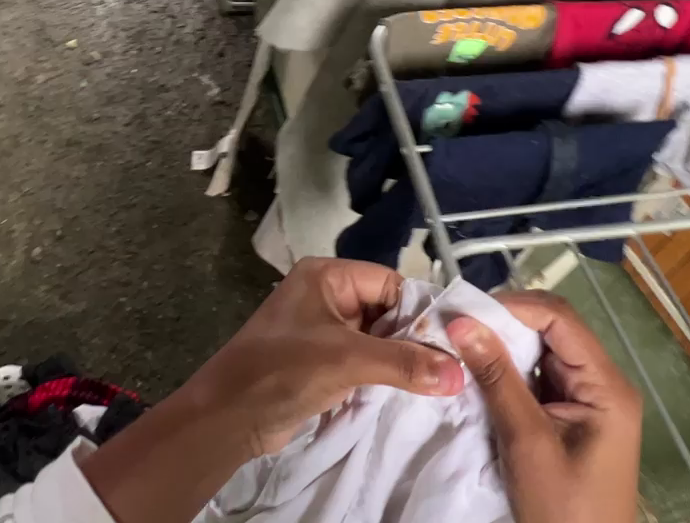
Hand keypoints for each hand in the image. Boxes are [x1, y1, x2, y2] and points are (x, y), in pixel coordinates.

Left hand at [183, 257, 465, 455]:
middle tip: (449, 369)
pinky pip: (363, 357)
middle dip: (412, 338)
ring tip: (434, 384)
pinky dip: (382, 372)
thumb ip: (404, 363)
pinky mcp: (321, 357)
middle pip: (384, 308)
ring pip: (376, 336)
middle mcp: (326, 294)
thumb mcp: (347, 360)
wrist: (231, 413)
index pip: (389, 282)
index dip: (419, 311)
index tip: (452, 344)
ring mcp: (322, 327)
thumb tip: (458, 372)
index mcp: (327, 275)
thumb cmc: (284, 370)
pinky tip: (406, 392)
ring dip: (399, 359)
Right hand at [449, 291, 642, 522]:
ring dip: (501, 343)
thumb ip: (497, 377)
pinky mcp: (569, 413)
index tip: (465, 314)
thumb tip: (461, 320)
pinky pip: (536, 373)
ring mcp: (586, 398)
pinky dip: (506, 367)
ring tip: (461, 344)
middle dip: (503, 321)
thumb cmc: (563, 509)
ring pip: (540, 348)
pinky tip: (478, 369)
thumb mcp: (527, 441)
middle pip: (551, 328)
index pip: (559, 319)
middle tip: (458, 327)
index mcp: (606, 385)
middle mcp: (602, 382)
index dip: (513, 306)